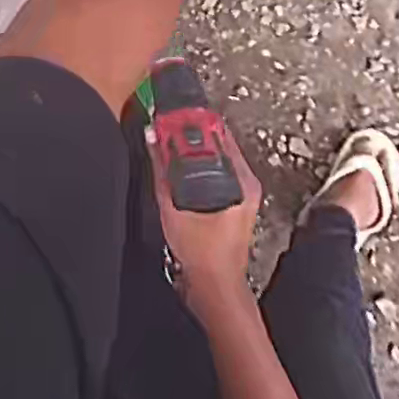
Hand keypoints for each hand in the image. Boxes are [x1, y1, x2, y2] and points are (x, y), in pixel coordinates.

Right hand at [150, 120, 263, 307]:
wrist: (214, 286)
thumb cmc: (203, 253)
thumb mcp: (173, 205)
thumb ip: (161, 168)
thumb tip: (152, 139)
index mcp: (242, 180)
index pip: (219, 133)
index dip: (194, 119)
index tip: (174, 111)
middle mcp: (246, 182)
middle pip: (217, 141)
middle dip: (190, 129)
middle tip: (166, 120)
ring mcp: (241, 192)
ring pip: (215, 154)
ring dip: (191, 145)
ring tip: (167, 136)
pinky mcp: (232, 200)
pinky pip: (214, 169)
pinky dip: (195, 161)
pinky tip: (176, 160)